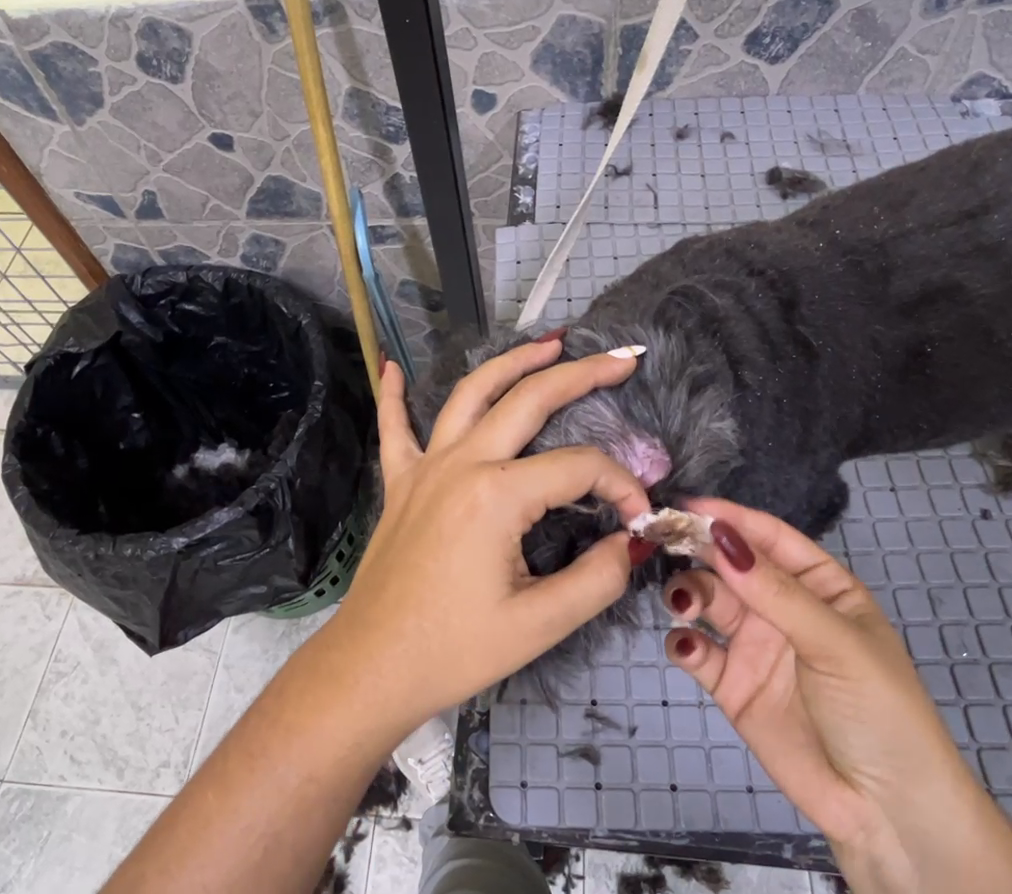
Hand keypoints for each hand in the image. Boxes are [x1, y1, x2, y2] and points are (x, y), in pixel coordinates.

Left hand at [323, 338, 651, 730]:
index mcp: (497, 496)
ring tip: (550, 343)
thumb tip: (633, 542)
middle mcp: (461, 464)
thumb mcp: (540, 625)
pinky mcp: (399, 483)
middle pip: (529, 400)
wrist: (371, 667)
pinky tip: (393, 364)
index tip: (640, 520)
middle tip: (622, 359)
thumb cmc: (454, 650)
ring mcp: (424, 468)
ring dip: (512, 363)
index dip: (620, 486)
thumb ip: (598, 579)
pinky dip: (394, 394)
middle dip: (581, 374)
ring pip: (470, 394)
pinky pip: (394, 427)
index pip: (579, 469)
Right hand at [662, 499, 1011, 892]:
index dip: (730, 520)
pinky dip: (683, 642)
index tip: (686, 508)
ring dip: (688, 593)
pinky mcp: (732, 685)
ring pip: (708, 601)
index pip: (770, 539)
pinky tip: (688, 647)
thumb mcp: (835, 643)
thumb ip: (776, 592)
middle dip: (698, 552)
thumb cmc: (879, 710)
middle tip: (663, 544)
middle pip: (730, 566)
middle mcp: (783, 609)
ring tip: (681, 601)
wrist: (884, 808)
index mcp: (821, 587)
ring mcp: (755, 646)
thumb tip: (721, 537)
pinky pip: (696, 651)